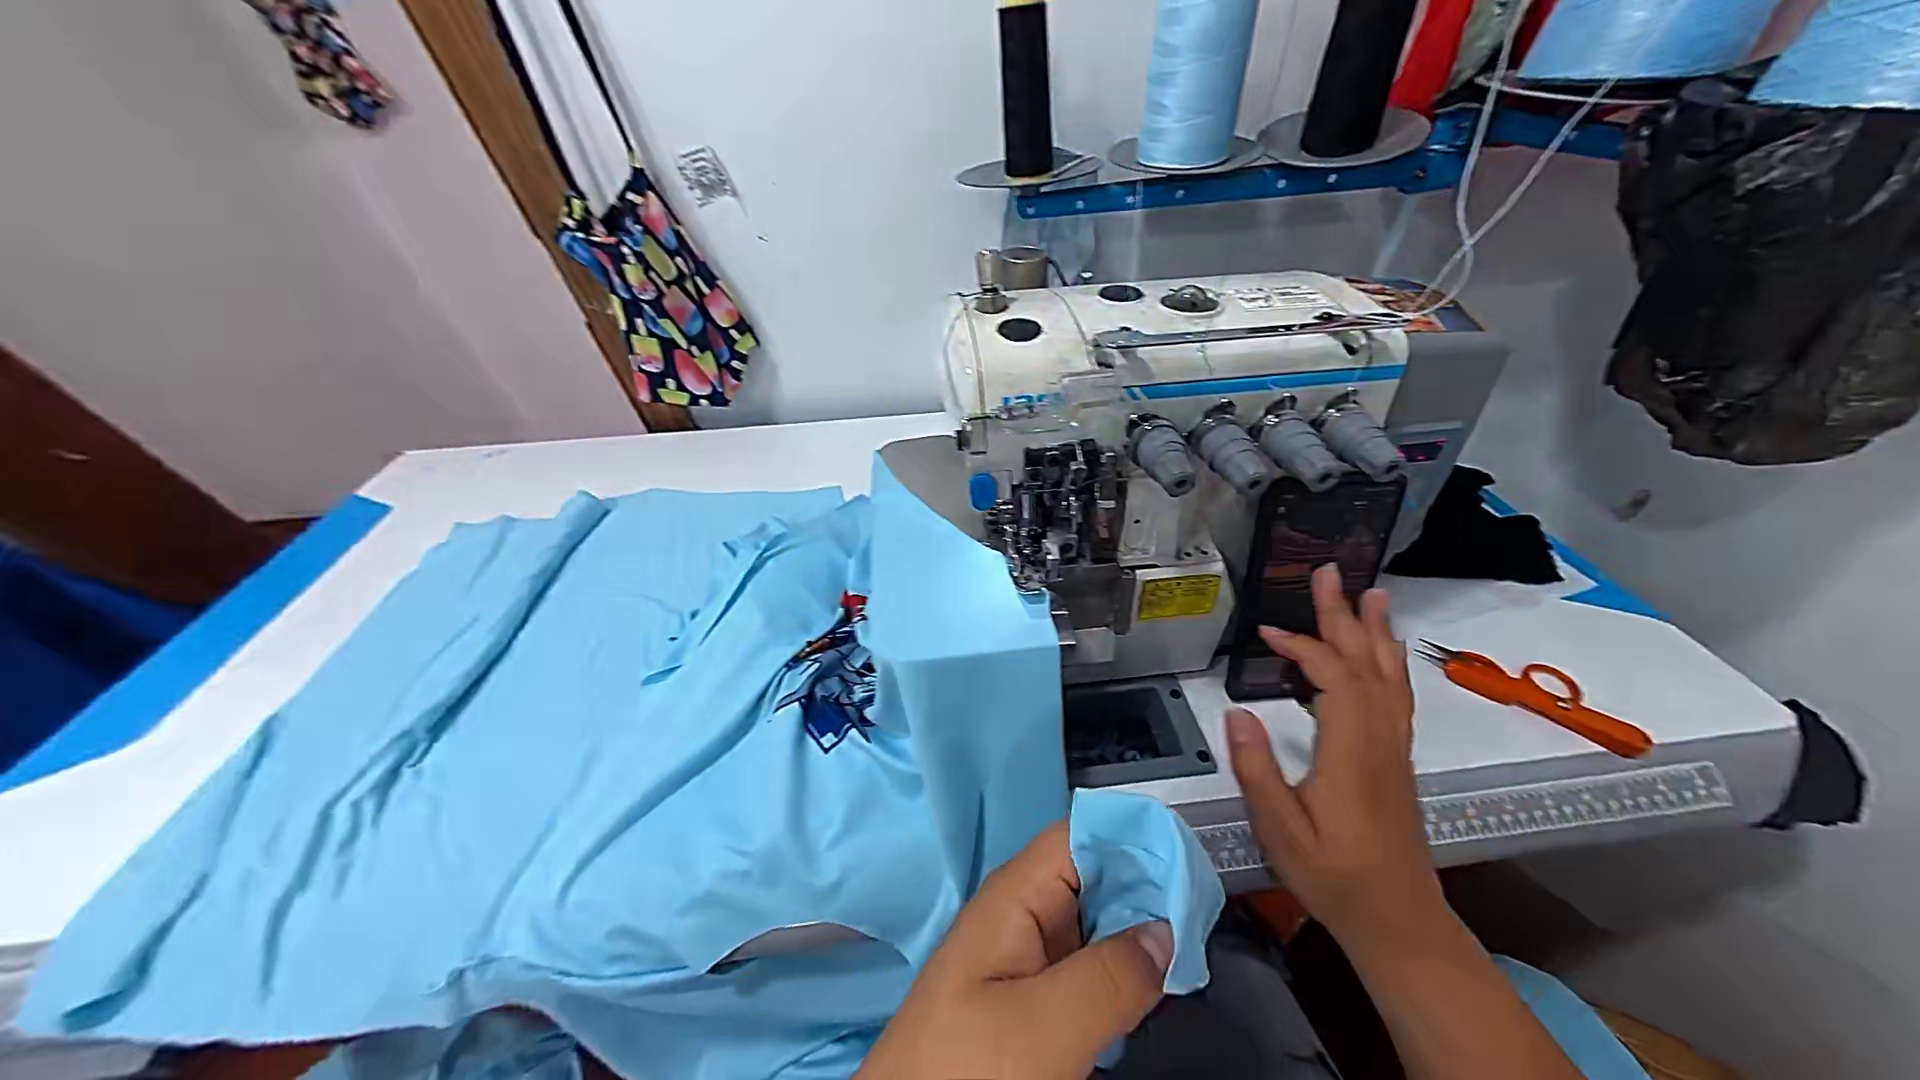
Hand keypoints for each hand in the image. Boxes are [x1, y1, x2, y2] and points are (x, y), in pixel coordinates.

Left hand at [857, 823, 1173, 1079]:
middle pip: (1095, 872)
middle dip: (1147, 883)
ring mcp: (1030, 953)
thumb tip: (1167, 935)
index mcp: (1016, 895)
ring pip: (1097, 917)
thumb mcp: (1041, 1027)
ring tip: (1193, 939)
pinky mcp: (1036, 993)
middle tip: (1203, 908)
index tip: (1189, 860)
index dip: (1134, 837)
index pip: (1081, 834)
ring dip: (1142, 924)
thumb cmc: (965, 1068)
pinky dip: (1127, 964)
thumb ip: (1108, 978)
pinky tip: (1157, 979)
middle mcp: (1024, 911)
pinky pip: (1091, 960)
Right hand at [1225, 564, 1444, 946]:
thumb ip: (1257, 771)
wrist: (1399, 919)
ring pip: (1389, 677)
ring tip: (1371, 595)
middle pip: (1366, 665)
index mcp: (1351, 753)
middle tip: (1330, 573)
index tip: (1266, 631)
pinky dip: (1387, 663)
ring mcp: (1394, 748)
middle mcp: (1380, 741)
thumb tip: (1236, 714)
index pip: (1333, 680)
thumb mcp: (1282, 832)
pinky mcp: (1396, 758)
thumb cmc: (1335, 877)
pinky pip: (1395, 696)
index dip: (1302, 647)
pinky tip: (1382, 653)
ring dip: (1376, 632)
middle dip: (1344, 616)